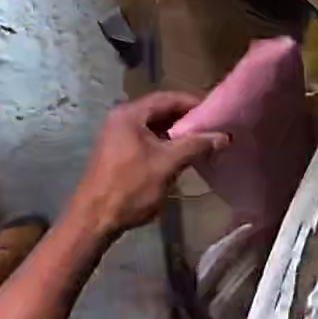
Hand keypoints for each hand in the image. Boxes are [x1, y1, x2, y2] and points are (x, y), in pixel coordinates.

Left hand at [69, 92, 228, 236]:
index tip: (217, 112)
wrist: (93, 220)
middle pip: (161, 110)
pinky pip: (147, 139)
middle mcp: (122, 118)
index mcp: (130, 114)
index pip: (169, 98)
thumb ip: (196, 145)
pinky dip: (165, 143)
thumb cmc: (130, 187)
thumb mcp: (167, 164)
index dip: (194, 103)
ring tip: (202, 141)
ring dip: (177, 133)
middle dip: (187, 119)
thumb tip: (224, 135)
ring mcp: (117, 135)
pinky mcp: (118, 151)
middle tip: (213, 127)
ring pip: (155, 126)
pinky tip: (182, 155)